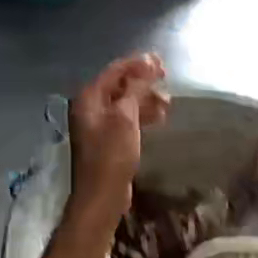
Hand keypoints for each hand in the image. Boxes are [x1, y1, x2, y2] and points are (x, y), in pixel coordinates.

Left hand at [68, 54, 170, 216]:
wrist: (101, 197)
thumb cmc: (111, 154)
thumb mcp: (125, 117)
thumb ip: (135, 88)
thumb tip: (147, 62)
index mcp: (89, 98)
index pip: (115, 71)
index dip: (137, 63)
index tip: (160, 61)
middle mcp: (90, 107)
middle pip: (119, 85)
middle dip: (143, 80)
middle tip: (166, 77)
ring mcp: (98, 124)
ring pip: (124, 102)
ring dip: (145, 98)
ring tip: (168, 101)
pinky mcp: (107, 139)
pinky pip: (126, 118)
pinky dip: (141, 114)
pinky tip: (160, 116)